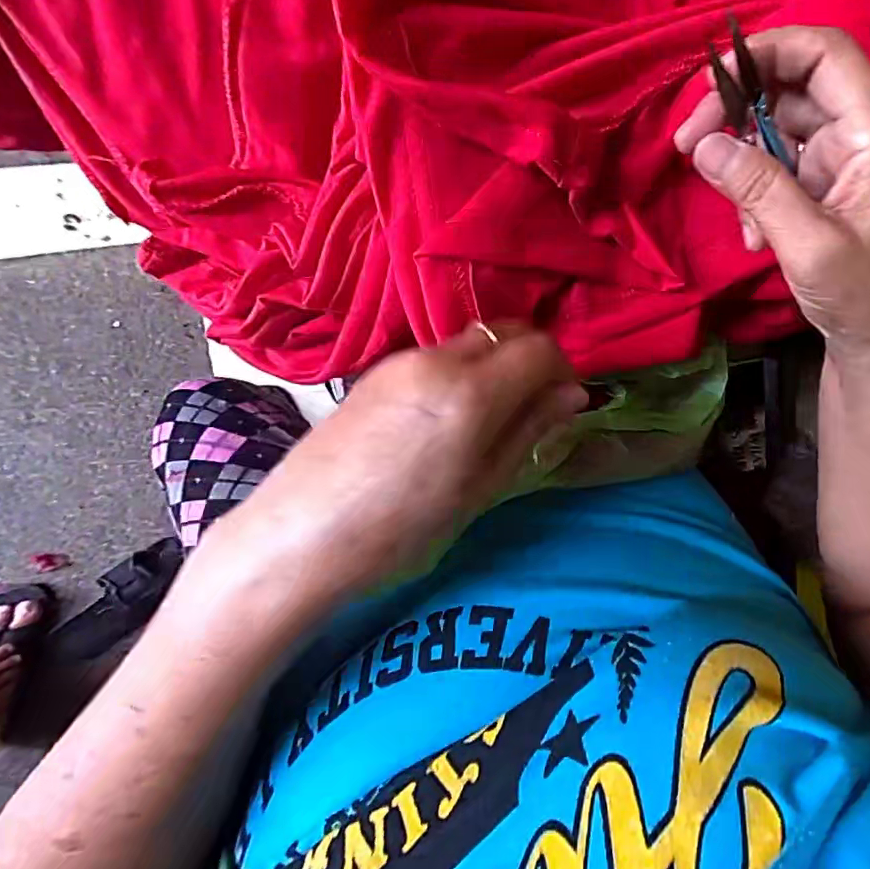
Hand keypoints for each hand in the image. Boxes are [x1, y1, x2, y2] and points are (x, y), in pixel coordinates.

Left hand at [192, 324, 586, 600]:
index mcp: (471, 393)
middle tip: (533, 405)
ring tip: (487, 418)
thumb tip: (572, 394)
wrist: (297, 537)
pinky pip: (438, 354)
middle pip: (508, 331)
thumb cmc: (401, 530)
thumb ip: (529, 430)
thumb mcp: (480, 488)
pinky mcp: (377, 369)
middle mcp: (439, 359)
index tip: (562, 404)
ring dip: (496, 364)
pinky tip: (445, 418)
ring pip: (473, 340)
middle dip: (533, 358)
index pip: (541, 348)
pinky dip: (462, 370)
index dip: (563, 371)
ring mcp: (403, 359)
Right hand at [674, 26, 869, 369]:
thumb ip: (759, 190)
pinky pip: (774, 167)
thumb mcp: (809, 246)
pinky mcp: (820, 188)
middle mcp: (858, 136)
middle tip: (689, 142)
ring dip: (742, 162)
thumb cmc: (861, 298)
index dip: (770, 49)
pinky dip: (752, 192)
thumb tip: (704, 145)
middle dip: (736, 110)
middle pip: (790, 87)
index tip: (713, 79)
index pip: (827, 54)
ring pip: (775, 128)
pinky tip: (755, 235)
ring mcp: (838, 162)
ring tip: (740, 217)